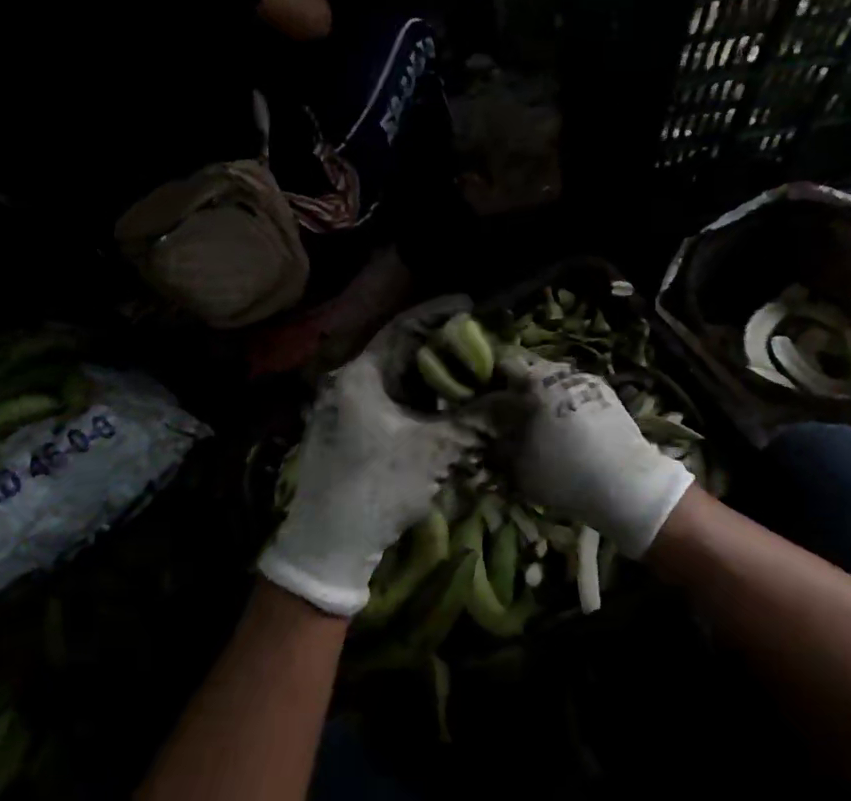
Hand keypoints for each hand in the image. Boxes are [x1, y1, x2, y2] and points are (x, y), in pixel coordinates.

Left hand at [257, 296, 478, 614]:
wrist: (326, 545)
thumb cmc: (376, 488)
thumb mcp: (433, 452)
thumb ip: (479, 421)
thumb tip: (524, 398)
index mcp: (360, 375)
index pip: (402, 327)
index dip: (437, 313)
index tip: (470, 304)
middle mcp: (349, 383)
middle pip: (400, 352)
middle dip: (439, 346)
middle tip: (478, 342)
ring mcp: (347, 408)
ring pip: (396, 379)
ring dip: (431, 376)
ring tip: (469, 372)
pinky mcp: (352, 431)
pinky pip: (390, 401)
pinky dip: (419, 400)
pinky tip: (445, 407)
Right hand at [495, 354, 693, 557]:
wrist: (628, 485)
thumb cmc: (565, 471)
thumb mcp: (519, 468)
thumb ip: (498, 448)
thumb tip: (488, 437)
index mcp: (535, 379)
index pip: (504, 366)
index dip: (492, 384)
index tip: (485, 404)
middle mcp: (562, 371)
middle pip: (531, 371)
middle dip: (519, 390)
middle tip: (511, 416)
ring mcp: (587, 381)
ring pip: (555, 381)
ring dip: (544, 396)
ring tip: (539, 423)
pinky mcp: (608, 395)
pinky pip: (576, 392)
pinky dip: (566, 404)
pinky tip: (565, 428)